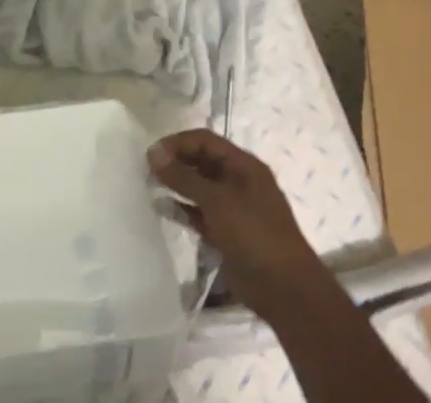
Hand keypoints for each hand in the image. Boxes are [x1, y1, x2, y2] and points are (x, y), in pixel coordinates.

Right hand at [148, 129, 330, 317]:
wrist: (285, 289)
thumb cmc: (254, 235)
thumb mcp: (217, 200)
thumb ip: (183, 176)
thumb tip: (152, 152)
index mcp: (244, 166)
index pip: (204, 140)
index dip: (177, 143)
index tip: (151, 156)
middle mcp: (238, 181)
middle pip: (200, 161)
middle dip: (174, 163)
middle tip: (145, 171)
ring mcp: (232, 207)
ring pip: (198, 187)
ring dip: (175, 185)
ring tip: (148, 187)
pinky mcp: (225, 231)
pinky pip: (198, 212)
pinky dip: (181, 209)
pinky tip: (161, 209)